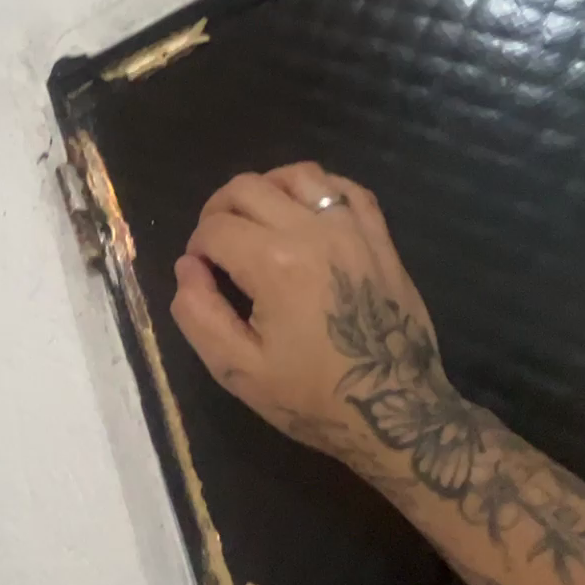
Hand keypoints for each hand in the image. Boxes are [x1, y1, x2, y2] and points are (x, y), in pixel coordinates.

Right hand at [171, 163, 446, 472]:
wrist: (397, 411)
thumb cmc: (312, 396)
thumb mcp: (237, 370)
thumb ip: (198, 313)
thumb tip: (187, 267)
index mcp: (273, 264)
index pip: (214, 228)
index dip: (196, 248)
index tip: (201, 276)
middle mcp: (312, 231)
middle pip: (247, 188)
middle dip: (217, 211)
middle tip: (216, 247)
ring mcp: (352, 228)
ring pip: (296, 174)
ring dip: (265, 190)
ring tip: (256, 222)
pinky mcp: (379, 236)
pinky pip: (345, 188)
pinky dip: (317, 189)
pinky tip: (304, 215)